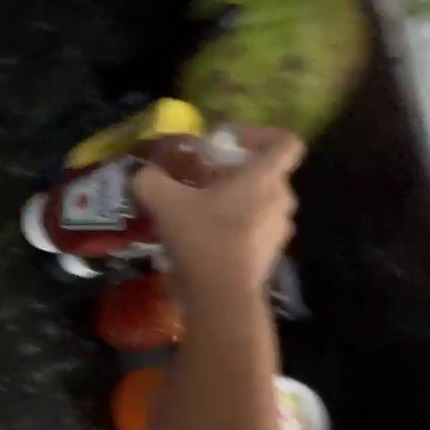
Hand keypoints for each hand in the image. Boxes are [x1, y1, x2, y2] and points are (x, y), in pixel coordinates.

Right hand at [135, 127, 303, 304]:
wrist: (220, 292)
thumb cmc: (201, 237)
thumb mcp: (164, 203)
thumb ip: (150, 181)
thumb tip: (144, 174)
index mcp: (264, 177)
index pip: (285, 143)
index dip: (261, 136)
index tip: (231, 144)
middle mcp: (281, 198)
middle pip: (266, 175)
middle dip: (235, 176)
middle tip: (202, 184)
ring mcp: (279, 229)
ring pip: (259, 205)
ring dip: (234, 204)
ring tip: (200, 216)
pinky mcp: (269, 255)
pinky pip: (254, 232)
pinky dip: (234, 231)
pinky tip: (205, 242)